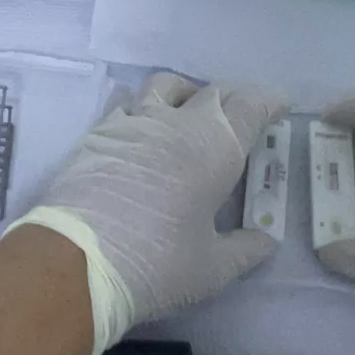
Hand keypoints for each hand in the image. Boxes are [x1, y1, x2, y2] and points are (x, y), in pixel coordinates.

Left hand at [10, 72, 287, 354]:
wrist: (76, 257)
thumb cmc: (157, 263)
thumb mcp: (212, 268)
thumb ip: (244, 250)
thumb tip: (265, 240)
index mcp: (214, 148)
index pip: (250, 106)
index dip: (268, 101)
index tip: (278, 106)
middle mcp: (176, 123)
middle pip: (211, 92)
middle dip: (231, 98)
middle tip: (238, 116)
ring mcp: (133, 121)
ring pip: (164, 85)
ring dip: (184, 92)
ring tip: (187, 112)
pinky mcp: (98, 132)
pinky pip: (127, 104)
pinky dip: (144, 108)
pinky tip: (141, 130)